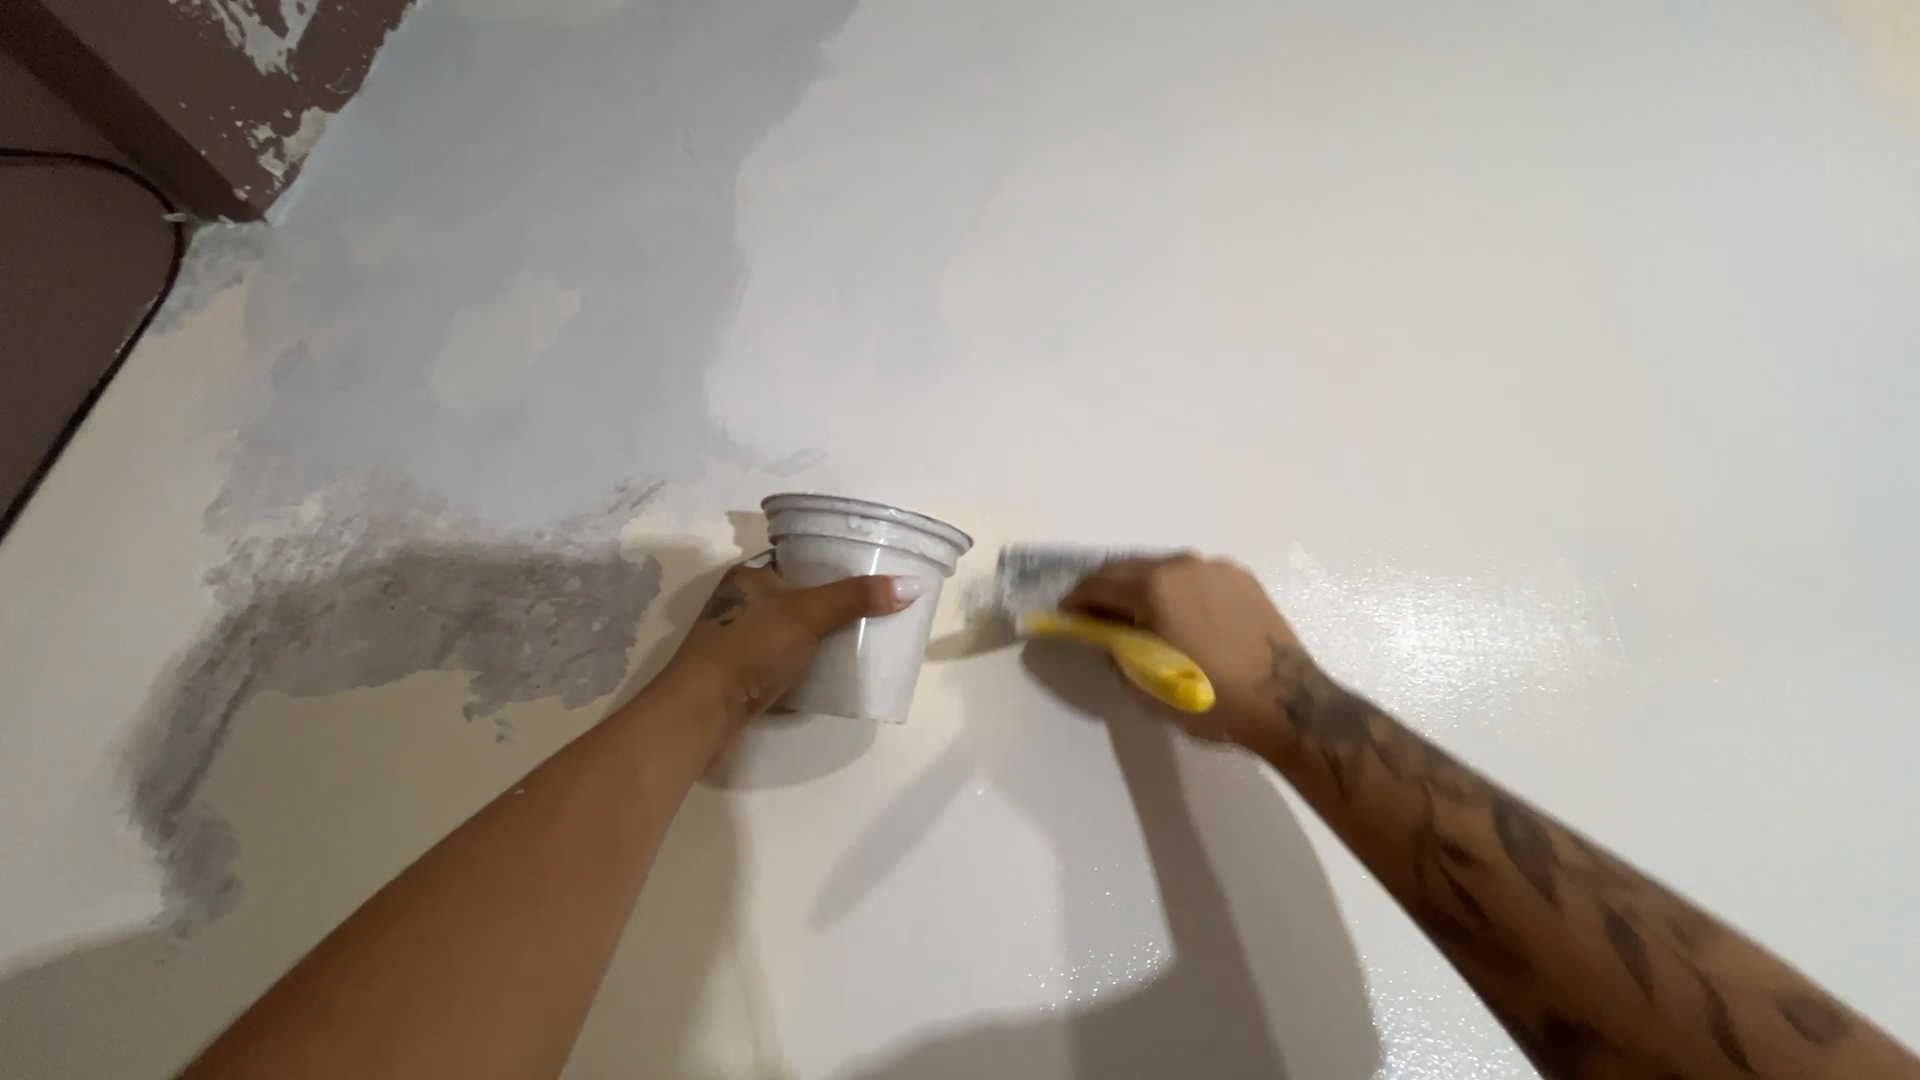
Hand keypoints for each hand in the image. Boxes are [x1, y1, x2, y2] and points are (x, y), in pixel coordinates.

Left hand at [655, 555, 922, 761]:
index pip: (797, 556)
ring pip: (796, 629)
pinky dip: (813, 662)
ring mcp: (744, 640)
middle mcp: (744, 603)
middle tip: (878, 601)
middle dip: (837, 600)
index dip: (832, 558)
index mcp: (750, 575)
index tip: (871, 565)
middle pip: (801, 594)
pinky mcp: (747, 674)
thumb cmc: (750, 649)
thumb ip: (857, 598)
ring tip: (868, 633)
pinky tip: (840, 668)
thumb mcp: (808, 614)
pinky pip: (789, 660)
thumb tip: (913, 585)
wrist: (702, 712)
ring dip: (826, 634)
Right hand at [1061, 553, 1310, 745]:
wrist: (1287, 702)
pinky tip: (1177, 614)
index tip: (1064, 614)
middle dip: (1105, 589)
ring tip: (1134, 614)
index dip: (1075, 600)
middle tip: (1092, 613)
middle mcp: (1184, 564)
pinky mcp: (1243, 580)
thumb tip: (1105, 634)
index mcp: (1155, 584)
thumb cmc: (1209, 697)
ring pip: (1164, 570)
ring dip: (1141, 587)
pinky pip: (1195, 578)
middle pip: (1130, 568)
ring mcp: (1218, 569)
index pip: (1100, 584)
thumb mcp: (1145, 681)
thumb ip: (1114, 649)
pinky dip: (1175, 591)